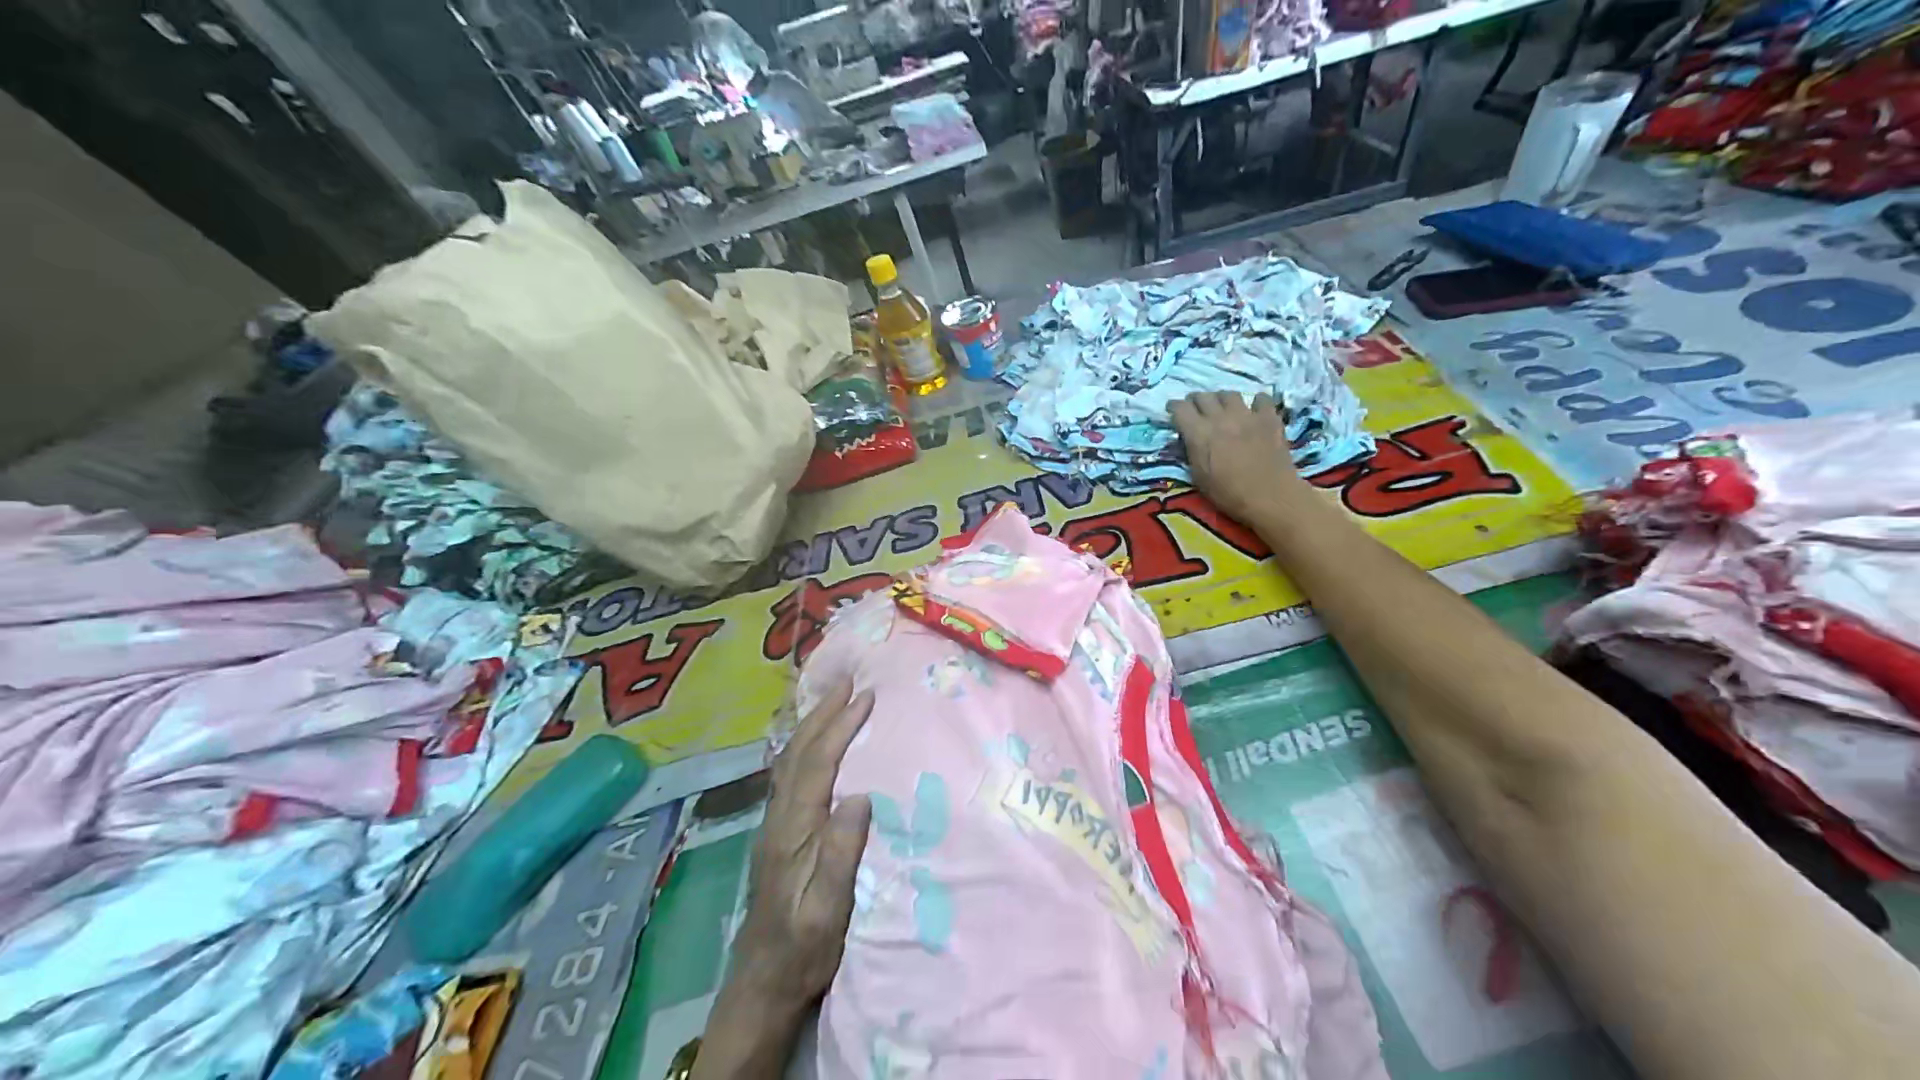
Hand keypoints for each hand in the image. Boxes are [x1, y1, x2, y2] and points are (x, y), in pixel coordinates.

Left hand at [693, 682, 871, 1078]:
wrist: (763, 980)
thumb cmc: (804, 947)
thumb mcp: (828, 909)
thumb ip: (841, 853)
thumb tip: (859, 794)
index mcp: (794, 830)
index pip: (818, 764)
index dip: (840, 726)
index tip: (865, 696)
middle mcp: (779, 817)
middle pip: (799, 752)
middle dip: (824, 712)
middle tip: (849, 680)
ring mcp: (775, 823)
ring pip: (791, 760)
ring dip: (813, 723)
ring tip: (834, 698)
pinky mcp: (779, 832)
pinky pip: (791, 773)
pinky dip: (806, 745)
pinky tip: (814, 742)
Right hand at [1169, 391, 1310, 524]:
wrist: (1269, 496)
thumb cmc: (1228, 493)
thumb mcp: (1197, 477)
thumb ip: (1191, 452)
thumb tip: (1188, 441)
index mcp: (1199, 434)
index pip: (1180, 408)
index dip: (1174, 408)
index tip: (1173, 411)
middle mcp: (1220, 418)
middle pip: (1203, 396)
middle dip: (1195, 401)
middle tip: (1196, 409)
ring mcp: (1247, 415)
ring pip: (1229, 394)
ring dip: (1221, 399)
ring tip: (1223, 408)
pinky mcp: (1269, 418)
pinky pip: (1261, 399)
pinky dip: (1255, 403)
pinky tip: (1254, 411)